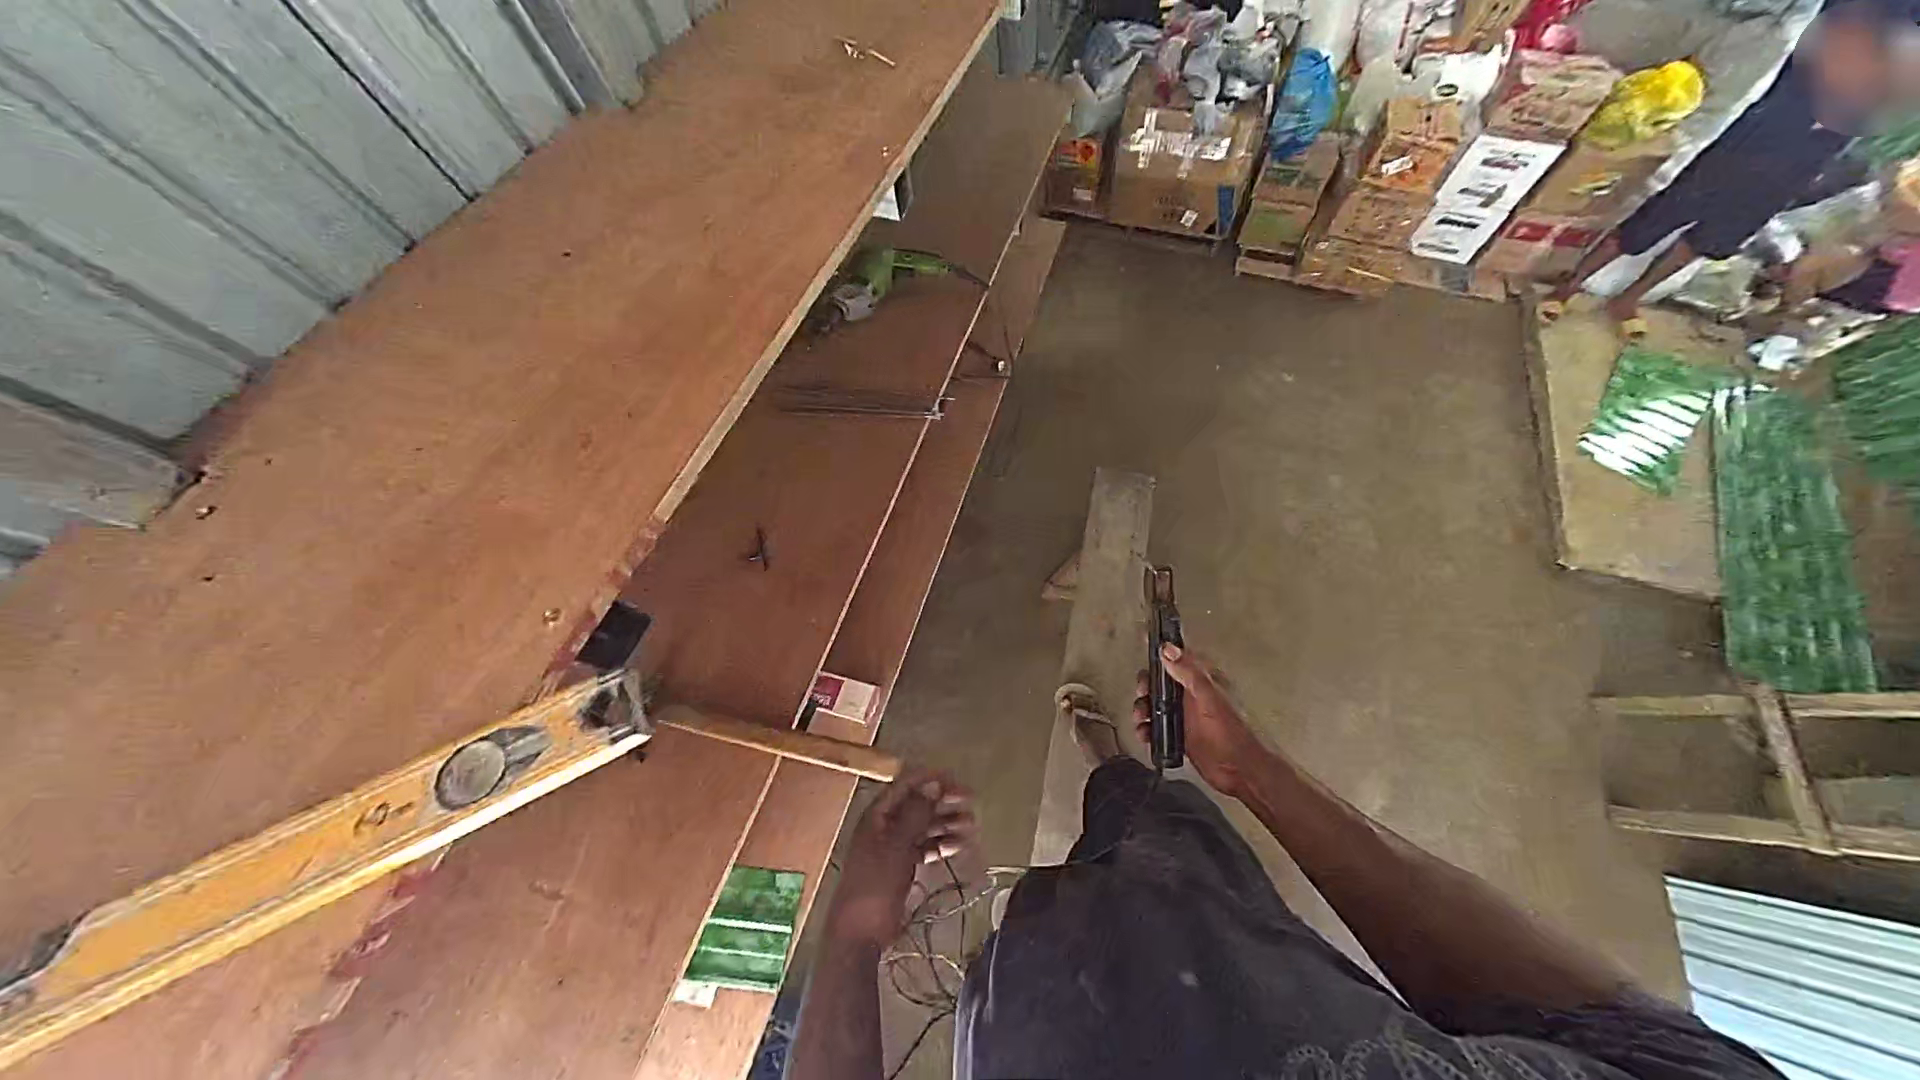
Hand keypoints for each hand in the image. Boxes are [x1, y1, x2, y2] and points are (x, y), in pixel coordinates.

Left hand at [827, 769, 974, 945]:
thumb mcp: (897, 846)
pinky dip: (940, 845)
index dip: (930, 780)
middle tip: (971, 803)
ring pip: (923, 826)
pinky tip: (959, 845)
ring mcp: (893, 846)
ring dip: (946, 823)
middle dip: (943, 802)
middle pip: (917, 805)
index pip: (906, 785)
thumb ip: (915, 814)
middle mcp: (885, 825)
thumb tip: (934, 783)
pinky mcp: (901, 866)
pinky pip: (924, 847)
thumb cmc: (874, 885)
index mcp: (878, 815)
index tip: (957, 781)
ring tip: (971, 825)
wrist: (859, 933)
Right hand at [1134, 644, 1269, 797]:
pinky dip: (1147, 729)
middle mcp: (1193, 696)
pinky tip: (1145, 735)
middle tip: (1143, 697)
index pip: (1178, 661)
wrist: (1240, 772)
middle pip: (1161, 683)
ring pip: (1156, 705)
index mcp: (1203, 681)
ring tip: (1141, 720)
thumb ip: (1189, 673)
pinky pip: (1157, 727)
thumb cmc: (1229, 732)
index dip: (1160, 661)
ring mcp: (1186, 716)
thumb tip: (1167, 648)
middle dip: (1147, 688)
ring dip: (1144, 710)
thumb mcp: (1208, 698)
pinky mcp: (1180, 736)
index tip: (1147, 667)